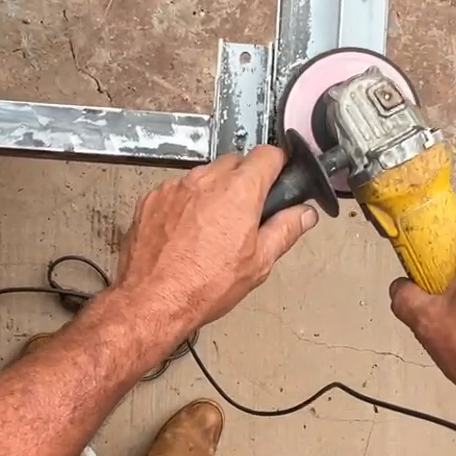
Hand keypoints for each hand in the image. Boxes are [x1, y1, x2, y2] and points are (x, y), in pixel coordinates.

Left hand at [110, 145, 318, 343]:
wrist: (153, 300)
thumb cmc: (201, 286)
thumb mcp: (258, 263)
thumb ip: (285, 230)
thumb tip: (304, 214)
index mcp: (239, 191)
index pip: (268, 155)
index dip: (277, 166)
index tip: (278, 179)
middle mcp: (205, 181)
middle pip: (235, 163)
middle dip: (245, 182)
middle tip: (246, 214)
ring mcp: (175, 188)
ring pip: (204, 177)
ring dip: (213, 193)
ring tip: (212, 230)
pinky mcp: (152, 199)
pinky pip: (177, 191)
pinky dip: (185, 205)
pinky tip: (186, 234)